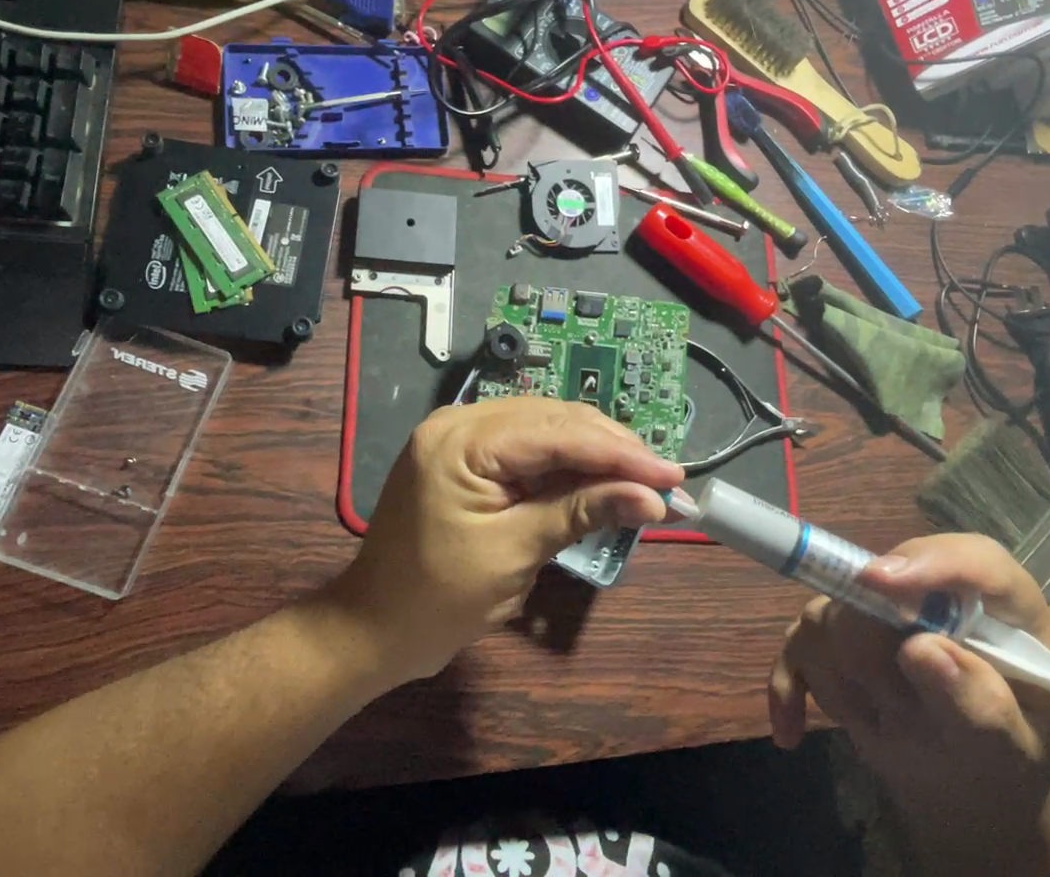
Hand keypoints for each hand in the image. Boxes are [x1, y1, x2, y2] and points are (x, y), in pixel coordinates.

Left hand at [319, 397, 683, 682]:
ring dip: (595, 456)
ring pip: (545, 431)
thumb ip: (580, 512)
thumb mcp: (515, 553)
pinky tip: (602, 482)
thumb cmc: (438, 598)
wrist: (375, 627)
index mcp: (461, 439)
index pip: (556, 431)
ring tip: (645, 482)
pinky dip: (566, 468)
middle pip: (553, 421)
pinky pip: (527, 451)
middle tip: (667, 481)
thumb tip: (652, 498)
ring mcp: (460, 437)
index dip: (620, 452)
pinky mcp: (466, 458)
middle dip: (612, 450)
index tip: (673, 474)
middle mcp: (459, 422)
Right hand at [768, 534, 1049, 870]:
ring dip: (843, 686)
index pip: (971, 559)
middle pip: (874, 593)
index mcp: (999, 605)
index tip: (876, 582)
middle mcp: (927, 591)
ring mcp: (872, 609)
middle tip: (903, 717)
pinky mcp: (833, 634)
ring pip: (824, 617)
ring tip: (884, 728)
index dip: (926, 563)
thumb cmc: (1007, 758)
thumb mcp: (1016, 747)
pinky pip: (793, 645)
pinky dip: (790, 687)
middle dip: (873, 662)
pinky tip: (793, 731)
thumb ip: (981, 703)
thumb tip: (922, 649)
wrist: (966, 781)